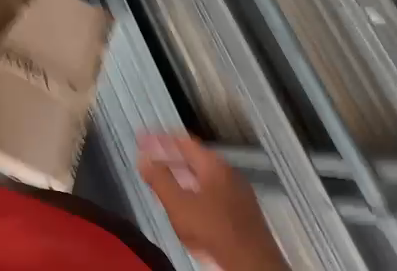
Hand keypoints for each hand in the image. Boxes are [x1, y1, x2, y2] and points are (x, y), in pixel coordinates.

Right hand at [137, 133, 289, 270]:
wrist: (253, 266)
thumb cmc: (213, 230)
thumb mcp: (178, 203)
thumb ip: (158, 178)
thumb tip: (144, 159)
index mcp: (215, 165)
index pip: (183, 141)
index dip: (160, 139)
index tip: (143, 139)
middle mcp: (231, 174)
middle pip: (195, 158)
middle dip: (170, 158)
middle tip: (151, 158)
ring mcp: (240, 194)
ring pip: (205, 176)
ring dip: (183, 175)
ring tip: (164, 180)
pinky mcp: (244, 213)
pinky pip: (214, 191)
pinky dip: (196, 189)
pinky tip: (187, 203)